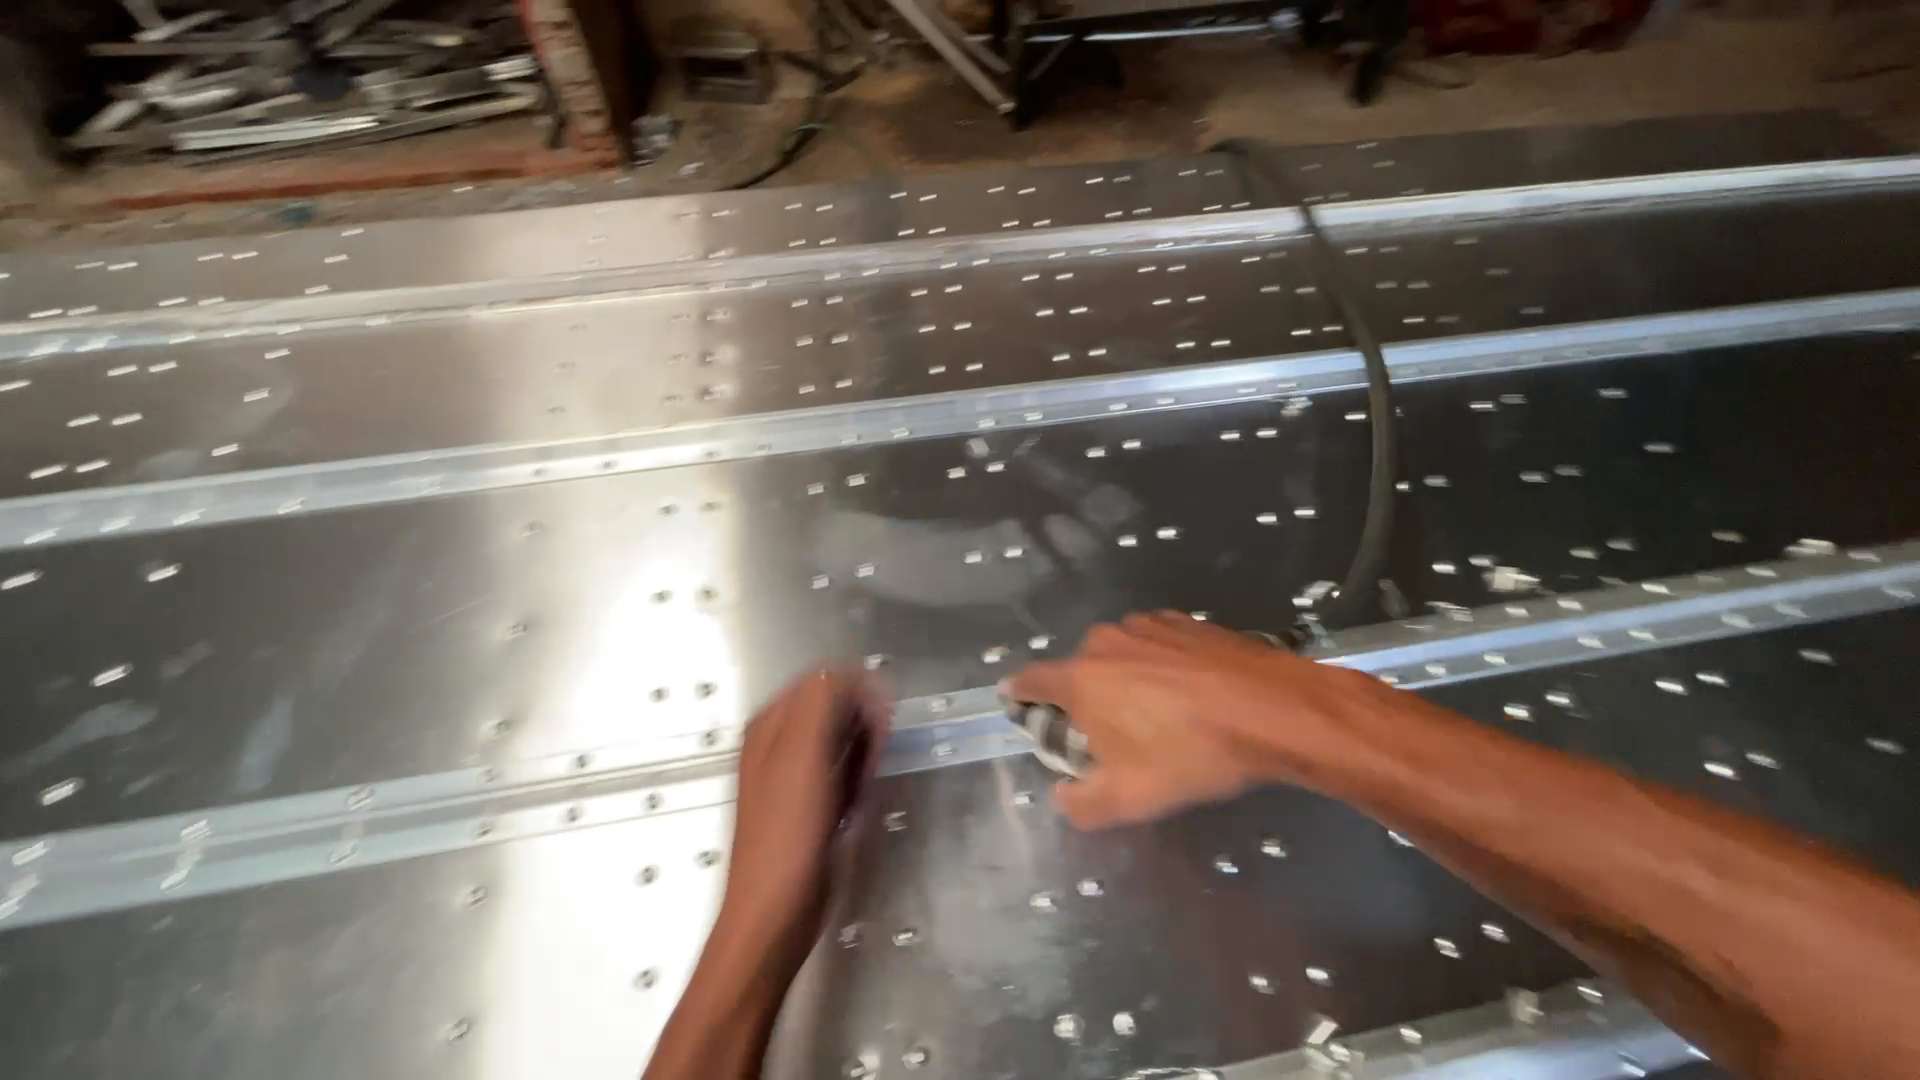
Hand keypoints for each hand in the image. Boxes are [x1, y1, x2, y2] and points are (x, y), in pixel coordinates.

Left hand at [720, 667, 888, 958]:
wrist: (775, 915)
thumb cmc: (787, 835)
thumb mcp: (802, 756)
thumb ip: (820, 703)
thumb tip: (845, 671)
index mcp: (771, 724)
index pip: (824, 679)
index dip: (858, 693)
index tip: (878, 721)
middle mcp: (778, 743)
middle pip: (836, 709)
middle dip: (863, 726)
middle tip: (871, 757)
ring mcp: (794, 776)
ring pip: (844, 742)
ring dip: (862, 757)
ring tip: (862, 785)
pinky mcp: (810, 805)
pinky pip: (844, 775)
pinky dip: (857, 783)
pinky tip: (856, 806)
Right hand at [1004, 611, 1373, 828]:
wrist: (1274, 710)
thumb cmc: (1191, 754)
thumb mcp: (1129, 799)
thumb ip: (1080, 803)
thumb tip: (1062, 795)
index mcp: (1081, 678)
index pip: (1031, 680)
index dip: (1021, 695)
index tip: (1018, 704)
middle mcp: (1106, 641)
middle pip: (1079, 672)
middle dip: (1086, 701)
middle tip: (1112, 737)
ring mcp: (1148, 625)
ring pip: (1119, 657)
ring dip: (1125, 681)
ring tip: (1159, 717)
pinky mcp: (1186, 622)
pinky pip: (1156, 647)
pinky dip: (1160, 667)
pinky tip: (1189, 694)